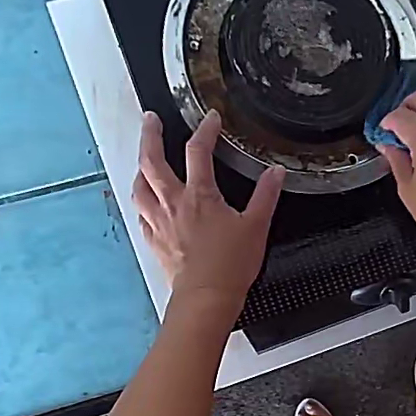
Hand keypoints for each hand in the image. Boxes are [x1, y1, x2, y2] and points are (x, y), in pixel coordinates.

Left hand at [132, 110, 283, 314]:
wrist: (207, 296)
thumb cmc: (231, 264)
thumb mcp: (257, 226)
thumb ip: (266, 195)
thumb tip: (276, 173)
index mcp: (200, 196)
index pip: (198, 151)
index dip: (205, 130)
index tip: (210, 119)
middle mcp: (173, 204)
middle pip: (152, 161)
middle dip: (150, 135)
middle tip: (150, 120)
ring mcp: (159, 222)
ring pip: (139, 186)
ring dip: (140, 167)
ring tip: (144, 159)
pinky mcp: (155, 240)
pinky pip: (141, 214)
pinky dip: (142, 202)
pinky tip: (146, 202)